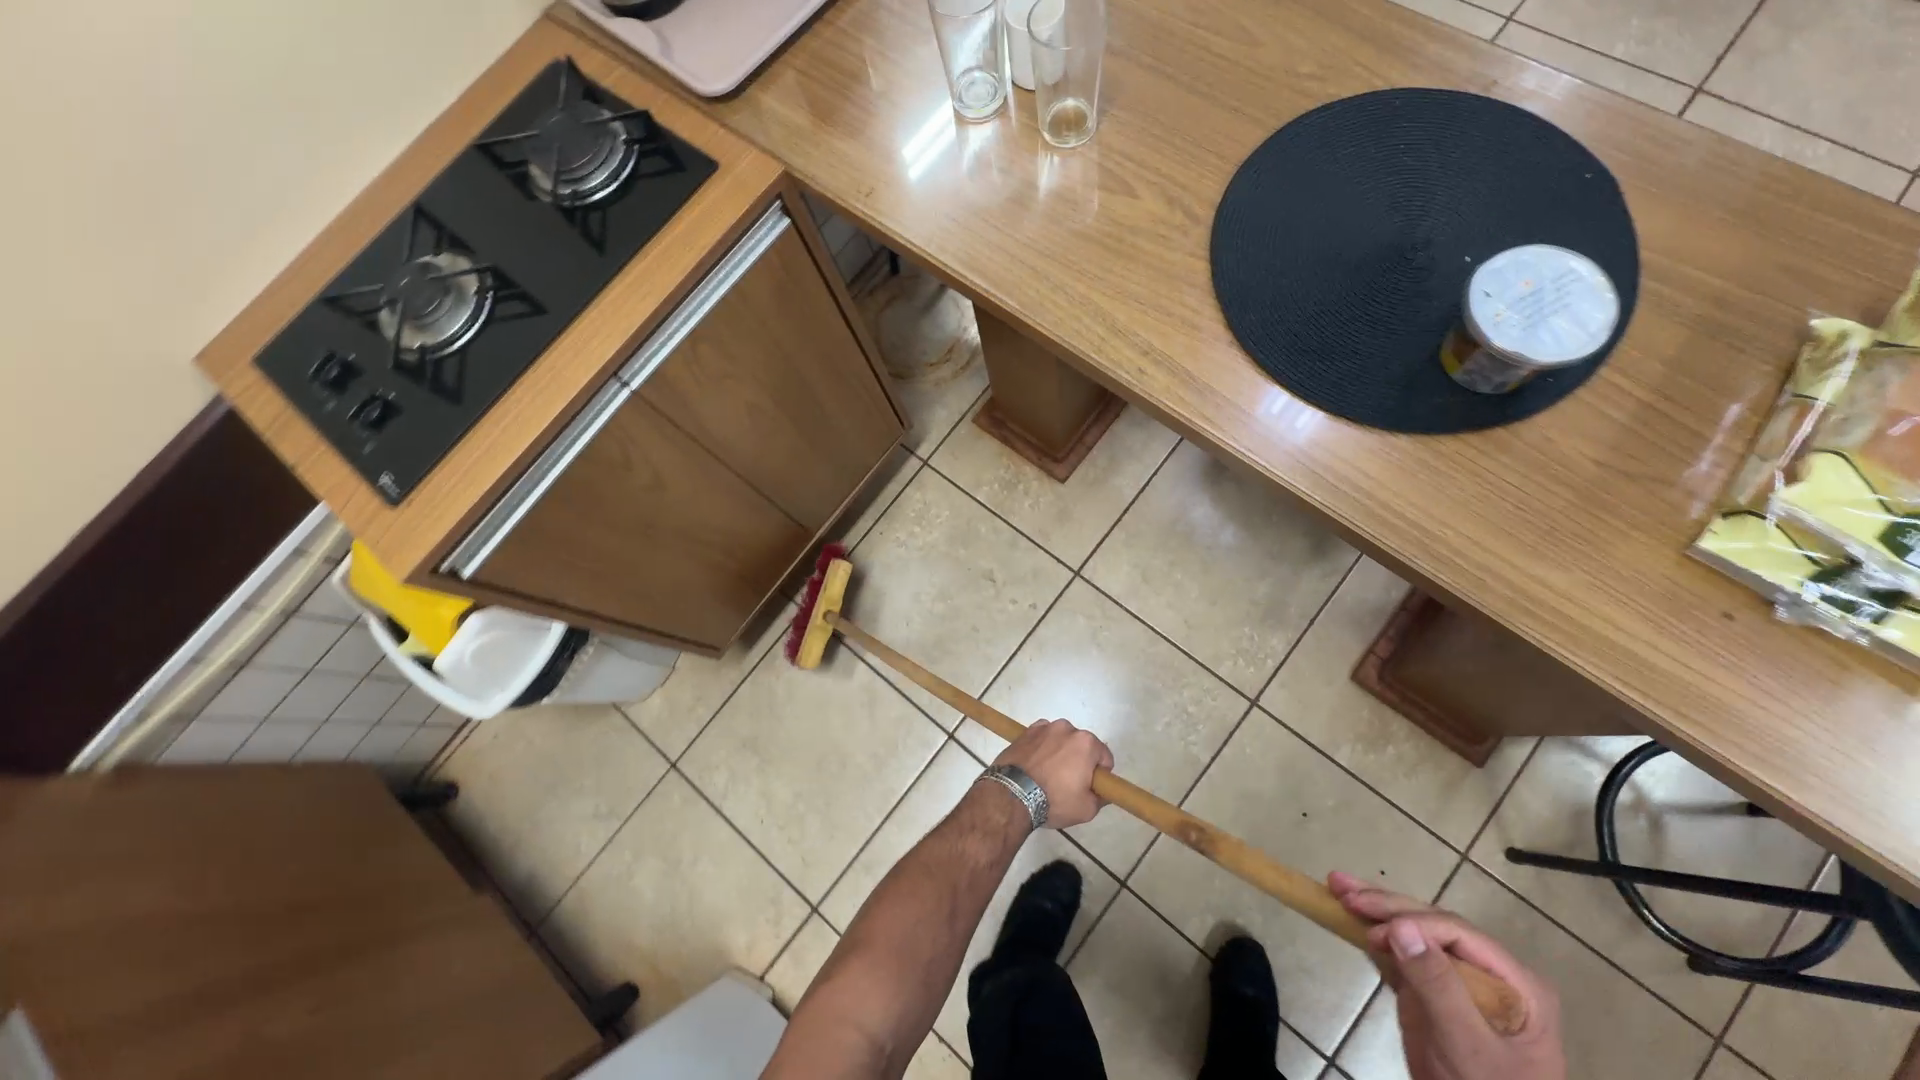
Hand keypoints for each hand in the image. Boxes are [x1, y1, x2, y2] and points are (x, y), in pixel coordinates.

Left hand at [993, 719, 1112, 829]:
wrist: (1011, 795)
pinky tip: (1034, 767)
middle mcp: (1066, 728)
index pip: (1104, 758)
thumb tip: (1102, 792)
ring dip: (1059, 754)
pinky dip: (1041, 750)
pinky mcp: (1024, 733)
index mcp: (1086, 743)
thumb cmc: (1054, 800)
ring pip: (1060, 742)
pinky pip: (1040, 740)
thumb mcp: (1087, 809)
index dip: (1100, 775)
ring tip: (1047, 777)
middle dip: (1079, 762)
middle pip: (1081, 747)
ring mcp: (1043, 728)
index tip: (1089, 788)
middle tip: (1068, 785)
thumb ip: (1101, 798)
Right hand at [1329, 872, 1565, 1079]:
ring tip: (1338, 888)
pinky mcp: (1434, 999)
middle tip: (1341, 888)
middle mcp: (1489, 974)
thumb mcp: (1468, 1046)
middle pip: (1434, 927)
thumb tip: (1401, 927)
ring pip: (1416, 937)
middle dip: (1387, 905)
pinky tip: (1352, 921)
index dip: (1416, 923)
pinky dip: (1377, 941)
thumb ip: (1440, 986)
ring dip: (1376, 913)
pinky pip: (1405, 961)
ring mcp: (1460, 985)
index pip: (1459, 934)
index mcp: (1516, 983)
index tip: (1375, 929)